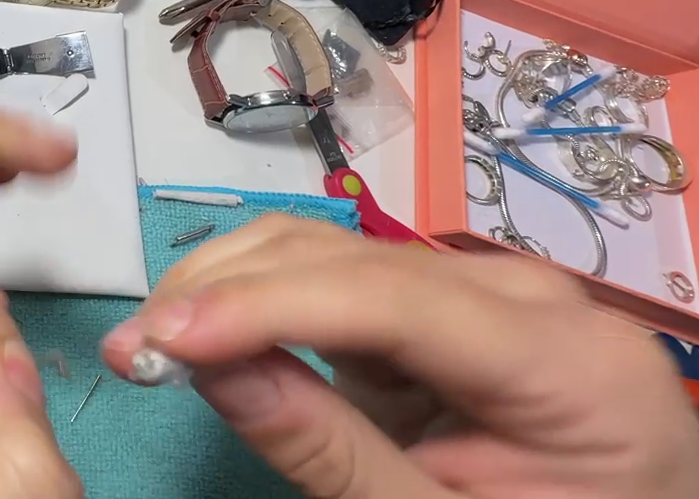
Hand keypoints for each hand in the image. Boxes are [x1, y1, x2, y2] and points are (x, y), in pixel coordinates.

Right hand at [100, 216, 698, 498]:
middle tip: (131, 349)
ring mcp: (463, 281)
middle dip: (218, 293)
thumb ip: (329, 453)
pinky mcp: (416, 290)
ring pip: (307, 245)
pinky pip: (312, 269)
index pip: (386, 299)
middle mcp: (516, 292)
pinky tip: (199, 324)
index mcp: (567, 364)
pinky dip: (243, 293)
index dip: (263, 308)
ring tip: (152, 337)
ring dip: (216, 283)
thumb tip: (201, 366)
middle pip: (334, 258)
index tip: (164, 337)